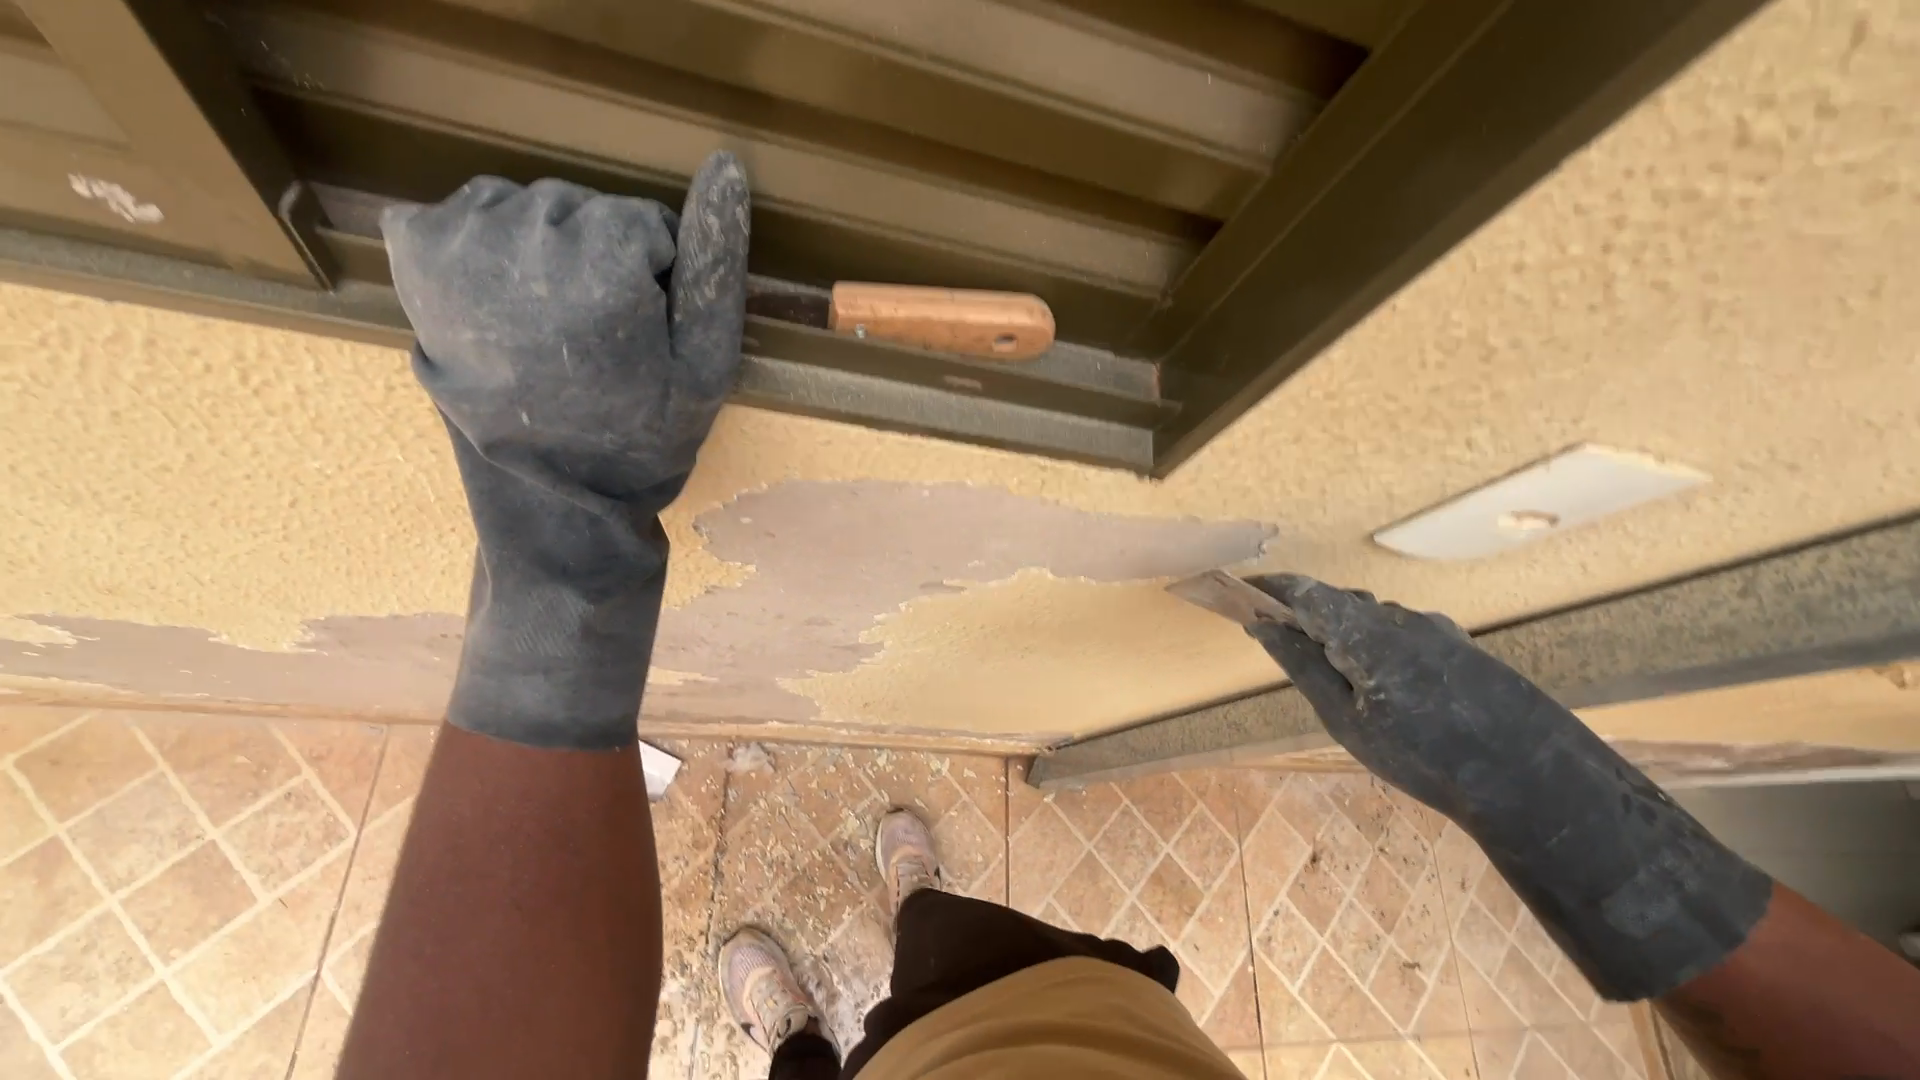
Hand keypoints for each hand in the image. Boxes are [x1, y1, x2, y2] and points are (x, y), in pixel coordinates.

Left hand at [383, 151, 749, 749]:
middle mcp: (525, 248)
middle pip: (580, 207)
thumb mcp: (707, 363)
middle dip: (599, 256)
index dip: (655, 274)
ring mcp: (461, 255)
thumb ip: (717, 264)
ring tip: (553, 317)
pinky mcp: (417, 268)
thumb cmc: (644, 437)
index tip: (645, 329)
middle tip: (599, 331)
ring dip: (546, 248)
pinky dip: (486, 242)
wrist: (556, 498)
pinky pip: (459, 212)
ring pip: (523, 204)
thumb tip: (726, 167)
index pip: (642, 222)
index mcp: (603, 270)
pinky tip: (505, 299)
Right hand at [1243, 574, 1571, 826]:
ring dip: (1342, 630)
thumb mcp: (1346, 720)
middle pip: (1339, 601)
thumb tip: (1262, 625)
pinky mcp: (1460, 645)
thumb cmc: (1422, 759)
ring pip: (1372, 617)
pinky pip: (1401, 631)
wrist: (1532, 782)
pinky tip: (1385, 684)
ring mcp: (1436, 628)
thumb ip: (1302, 666)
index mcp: (1366, 633)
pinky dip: (1375, 643)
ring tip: (1334, 674)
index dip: (1271, 588)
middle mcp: (1400, 617)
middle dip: (1304, 613)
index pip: (1306, 592)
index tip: (1242, 593)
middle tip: (1281, 642)